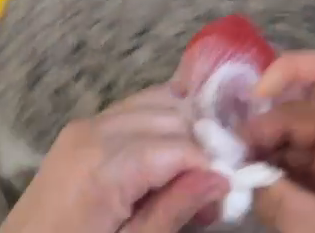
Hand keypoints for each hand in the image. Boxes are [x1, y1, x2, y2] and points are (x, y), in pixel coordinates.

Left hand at [0, 87, 228, 232]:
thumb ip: (172, 213)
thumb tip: (222, 178)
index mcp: (103, 167)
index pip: (177, 146)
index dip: (211, 164)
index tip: (232, 190)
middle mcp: (95, 130)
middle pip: (171, 116)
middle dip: (201, 145)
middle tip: (218, 188)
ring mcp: (86, 124)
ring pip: (157, 101)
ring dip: (185, 129)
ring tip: (199, 172)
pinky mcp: (82, 128)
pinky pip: (136, 107)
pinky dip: (162, 121)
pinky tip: (174, 153)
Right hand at [241, 51, 314, 232]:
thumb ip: (274, 196)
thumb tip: (240, 174)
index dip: (287, 71)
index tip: (250, 100)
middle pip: (306, 109)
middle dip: (266, 127)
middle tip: (229, 155)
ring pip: (302, 138)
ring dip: (269, 153)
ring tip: (237, 174)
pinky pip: (308, 166)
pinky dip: (281, 174)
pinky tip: (257, 189)